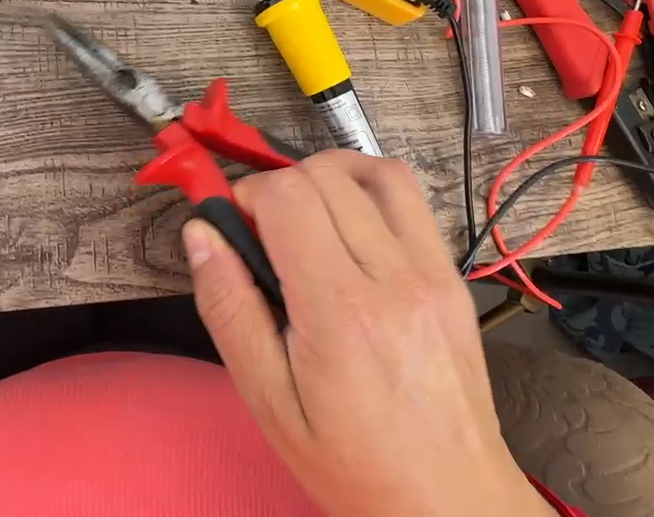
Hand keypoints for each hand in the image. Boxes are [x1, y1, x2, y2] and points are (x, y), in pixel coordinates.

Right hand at [184, 150, 552, 516]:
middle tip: (266, 237)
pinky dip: (366, 184)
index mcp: (340, 311)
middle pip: (322, 175)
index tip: (237, 233)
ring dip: (324, 176)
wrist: (452, 504)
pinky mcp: (451, 274)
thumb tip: (201, 234)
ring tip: (305, 218)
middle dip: (278, 188)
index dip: (247, 198)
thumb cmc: (352, 462)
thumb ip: (228, 308)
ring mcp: (432, 271)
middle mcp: (393, 277)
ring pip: (369, 170)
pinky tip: (347, 219)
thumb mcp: (268, 400)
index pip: (286, 196)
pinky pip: (408, 194)